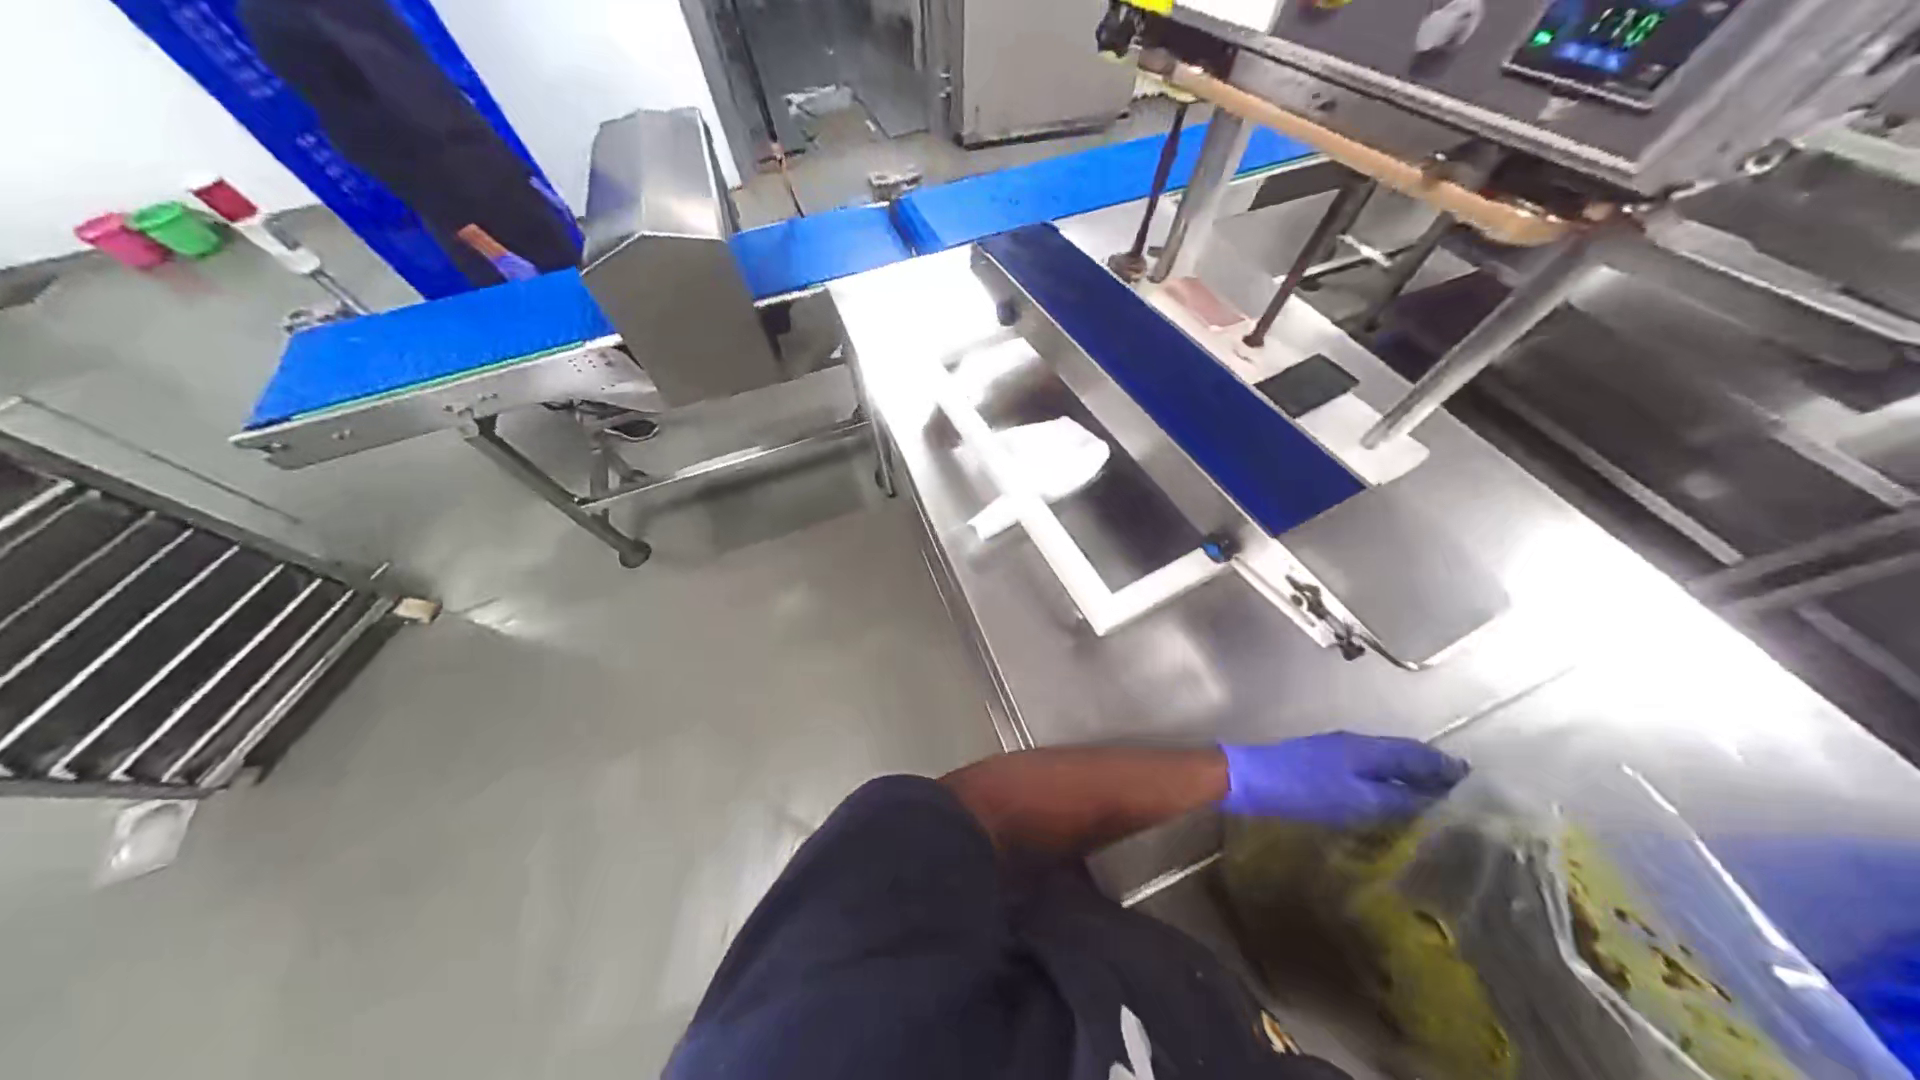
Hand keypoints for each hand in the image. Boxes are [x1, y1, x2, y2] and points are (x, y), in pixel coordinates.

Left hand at [1218, 732, 1467, 825]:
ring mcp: (1336, 752)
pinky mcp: (1321, 765)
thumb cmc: (1305, 789)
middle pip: (1402, 756)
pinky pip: (1365, 771)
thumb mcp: (1358, 800)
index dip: (1446, 768)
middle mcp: (1355, 744)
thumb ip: (1397, 802)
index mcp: (1368, 748)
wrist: (1251, 779)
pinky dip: (1384, 783)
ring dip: (1407, 779)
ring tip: (1429, 804)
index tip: (1473, 785)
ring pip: (1383, 763)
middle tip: (1457, 798)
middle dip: (1430, 773)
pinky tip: (1386, 802)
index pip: (1418, 753)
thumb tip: (1436, 804)